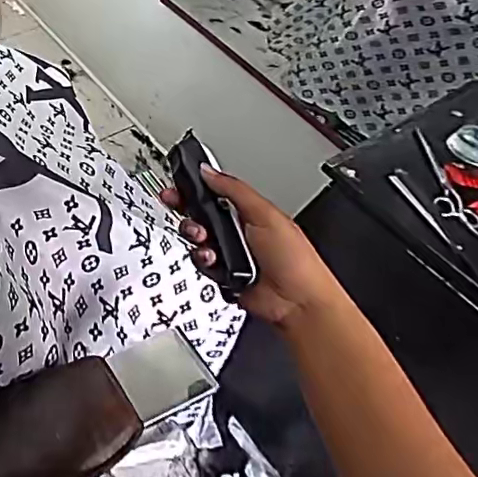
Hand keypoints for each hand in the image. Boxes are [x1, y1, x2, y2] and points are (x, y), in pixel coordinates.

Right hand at [161, 165, 342, 326]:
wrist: (299, 305)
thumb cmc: (296, 262)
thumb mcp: (265, 215)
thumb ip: (235, 190)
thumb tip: (208, 170)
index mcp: (248, 212)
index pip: (215, 192)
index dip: (195, 187)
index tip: (179, 183)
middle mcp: (236, 231)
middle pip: (199, 213)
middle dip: (186, 208)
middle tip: (178, 204)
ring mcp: (228, 252)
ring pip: (195, 237)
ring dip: (195, 235)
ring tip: (205, 239)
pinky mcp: (221, 273)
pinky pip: (199, 261)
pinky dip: (203, 259)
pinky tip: (214, 259)